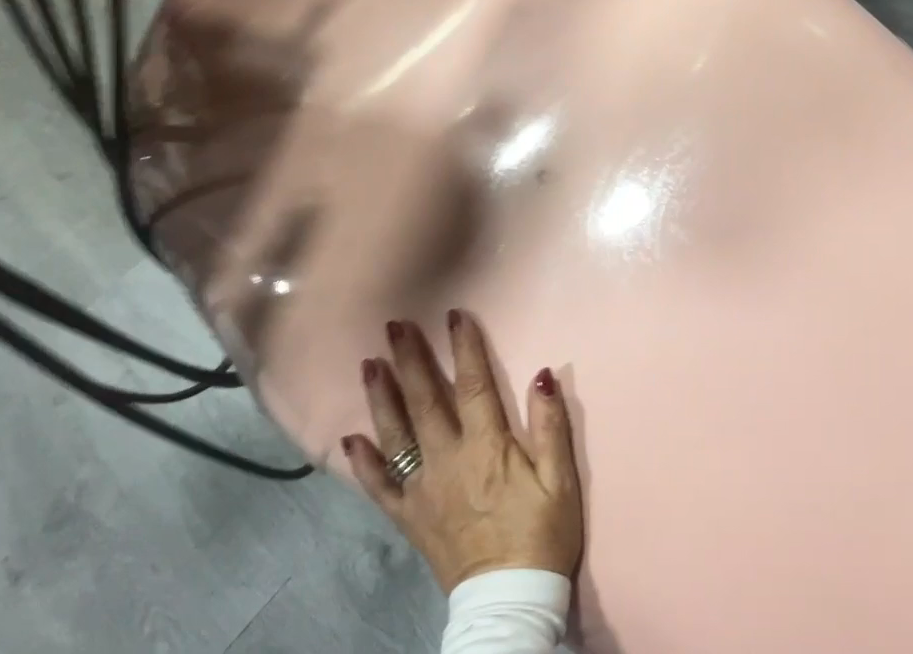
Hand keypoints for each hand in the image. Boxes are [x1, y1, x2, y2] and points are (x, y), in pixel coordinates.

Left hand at [343, 312, 582, 589]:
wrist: (509, 596)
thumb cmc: (543, 532)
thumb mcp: (562, 479)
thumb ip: (550, 425)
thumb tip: (542, 373)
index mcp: (488, 446)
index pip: (473, 385)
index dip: (464, 348)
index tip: (454, 316)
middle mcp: (448, 459)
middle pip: (425, 400)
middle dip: (410, 360)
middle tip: (394, 326)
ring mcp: (422, 488)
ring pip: (396, 434)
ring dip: (381, 396)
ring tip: (369, 364)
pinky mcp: (409, 516)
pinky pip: (379, 486)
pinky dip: (362, 462)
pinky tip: (350, 439)